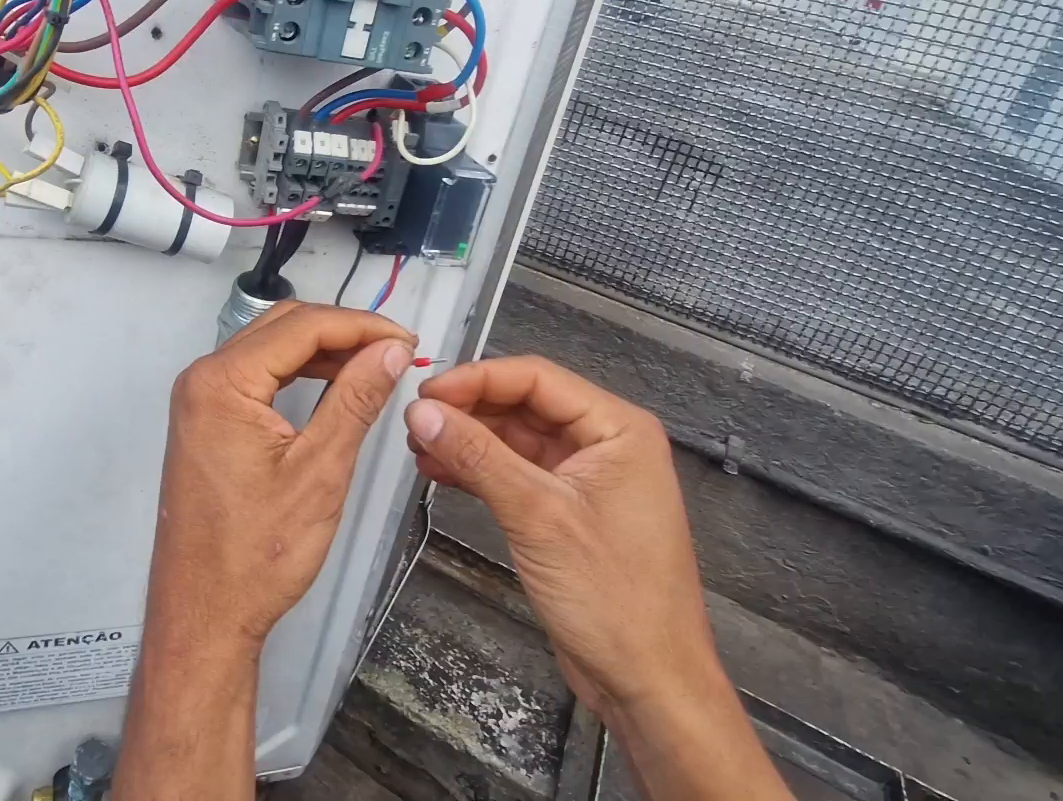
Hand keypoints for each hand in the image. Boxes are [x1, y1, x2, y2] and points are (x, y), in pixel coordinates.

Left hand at [116, 303, 415, 800]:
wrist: (203, 614)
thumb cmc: (259, 553)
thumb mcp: (320, 471)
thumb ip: (356, 400)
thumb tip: (391, 350)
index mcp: (222, 381)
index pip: (301, 326)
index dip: (361, 326)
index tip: (408, 341)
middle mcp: (202, 378)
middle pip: (282, 328)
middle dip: (342, 332)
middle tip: (395, 352)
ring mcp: (199, 399)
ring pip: (270, 349)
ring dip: (322, 351)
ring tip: (374, 366)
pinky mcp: (205, 421)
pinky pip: (257, 377)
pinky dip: (298, 374)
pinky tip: (335, 387)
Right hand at [404, 357, 791, 800]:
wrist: (647, 684)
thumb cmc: (613, 599)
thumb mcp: (536, 515)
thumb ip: (477, 455)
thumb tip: (422, 413)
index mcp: (617, 428)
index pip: (536, 378)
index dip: (476, 379)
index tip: (425, 395)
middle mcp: (604, 443)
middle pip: (523, 404)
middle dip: (468, 410)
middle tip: (415, 421)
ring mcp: (584, 476)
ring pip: (514, 437)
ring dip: (467, 439)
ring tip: (417, 446)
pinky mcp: (565, 508)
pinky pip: (514, 471)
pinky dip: (477, 469)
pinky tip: (439, 470)